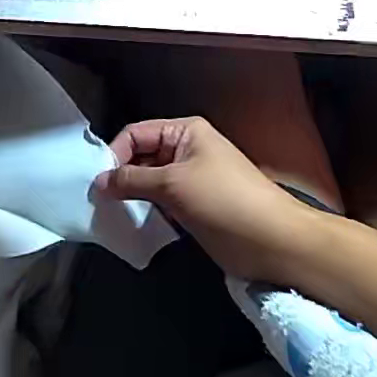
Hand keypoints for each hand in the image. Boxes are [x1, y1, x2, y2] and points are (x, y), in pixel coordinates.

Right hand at [98, 117, 319, 281]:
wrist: (277, 244)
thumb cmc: (225, 203)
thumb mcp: (173, 186)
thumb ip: (131, 181)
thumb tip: (99, 182)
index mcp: (185, 132)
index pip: (135, 134)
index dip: (115, 155)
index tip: (99, 182)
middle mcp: (186, 149)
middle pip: (141, 155)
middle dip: (122, 176)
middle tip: (101, 200)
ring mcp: (191, 178)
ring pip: (149, 180)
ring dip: (133, 195)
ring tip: (115, 213)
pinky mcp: (195, 204)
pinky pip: (162, 200)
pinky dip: (148, 209)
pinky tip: (136, 223)